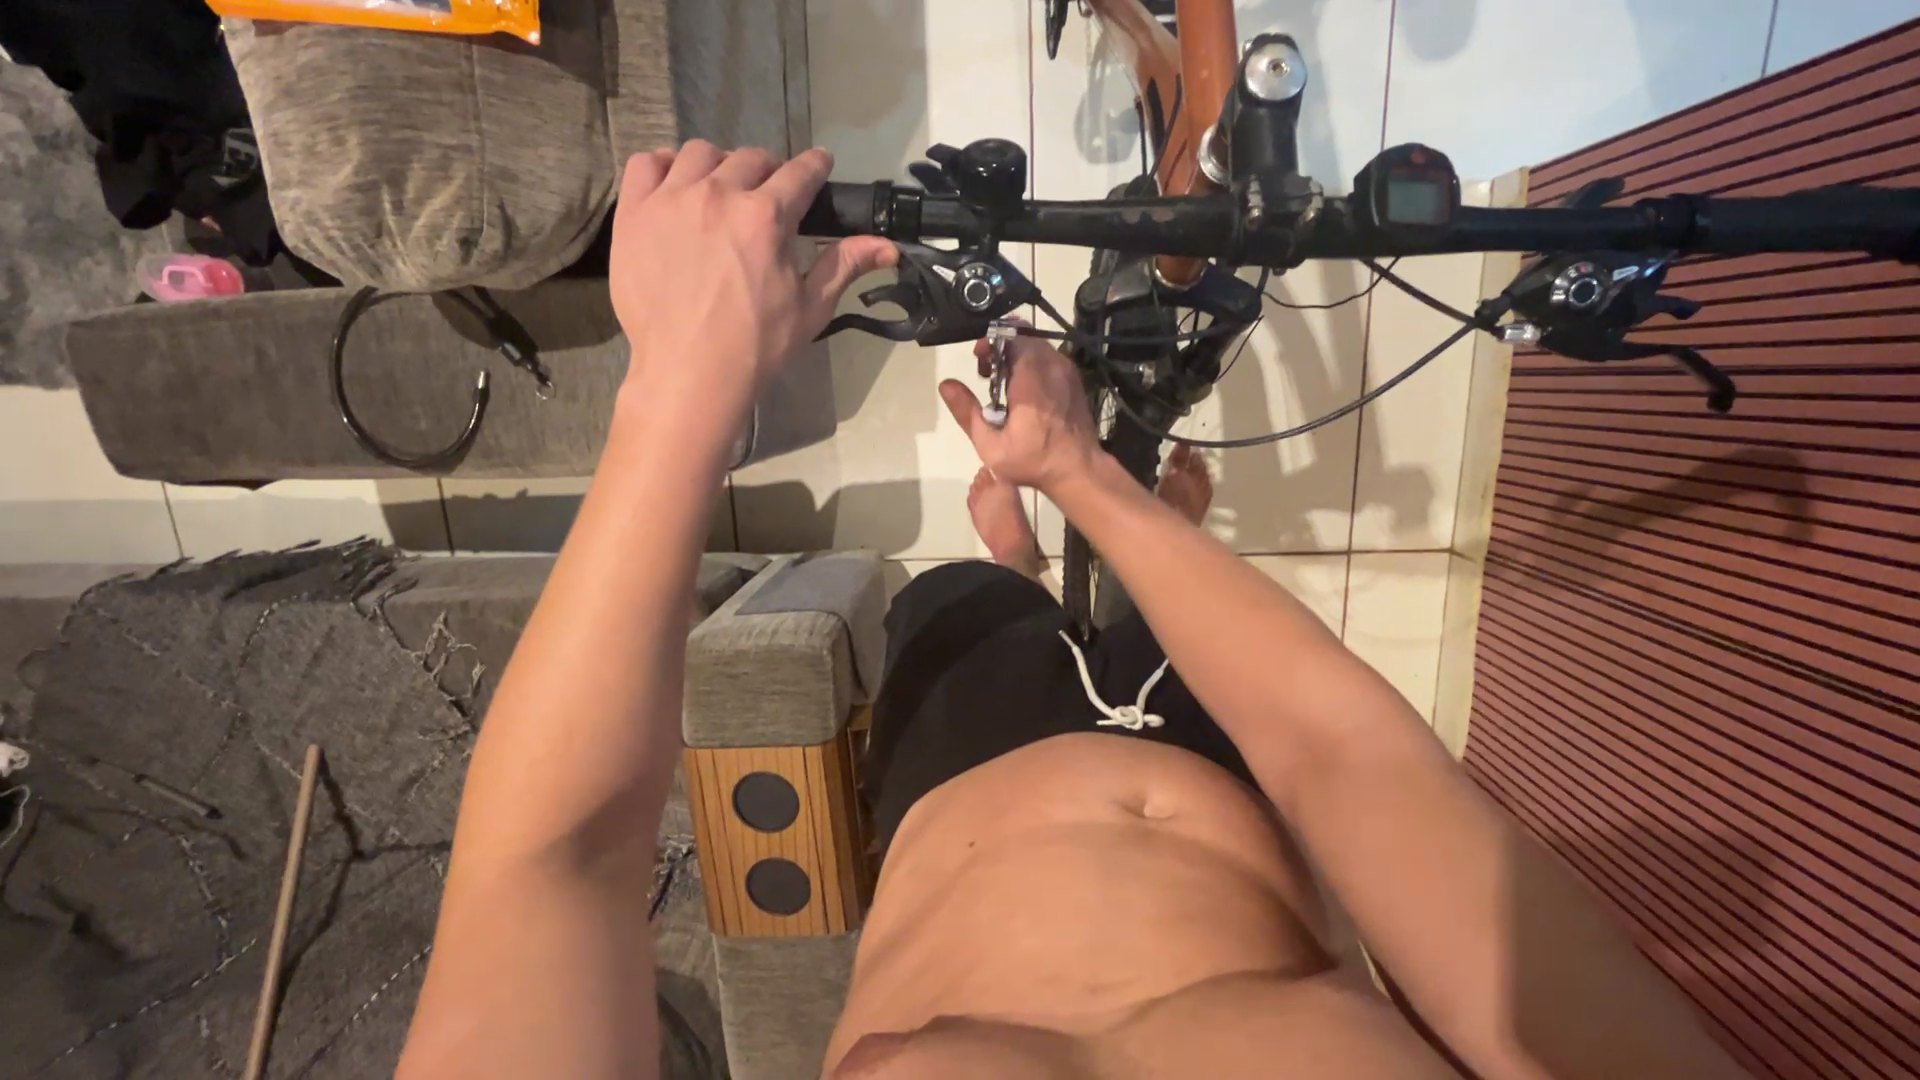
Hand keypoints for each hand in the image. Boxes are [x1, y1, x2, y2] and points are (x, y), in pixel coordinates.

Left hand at [608, 142, 896, 423]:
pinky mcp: (634, 214)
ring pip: (699, 154)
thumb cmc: (757, 346)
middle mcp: (718, 194)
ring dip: (719, 166)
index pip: (799, 173)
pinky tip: (675, 187)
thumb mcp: (810, 308)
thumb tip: (888, 246)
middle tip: (769, 195)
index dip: (815, 166)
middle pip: (750, 158)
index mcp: (767, 216)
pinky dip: (664, 167)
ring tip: (722, 191)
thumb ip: (844, 265)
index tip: (820, 165)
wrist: (689, 372)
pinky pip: (645, 164)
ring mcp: (670, 200)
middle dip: (768, 171)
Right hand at [939, 332, 1100, 491]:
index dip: (991, 342)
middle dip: (1001, 347)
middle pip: (1024, 338)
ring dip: (1017, 355)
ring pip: (1038, 346)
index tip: (979, 360)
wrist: (1078, 471)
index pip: (1012, 338)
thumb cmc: (1032, 461)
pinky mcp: (1075, 380)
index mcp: (1031, 380)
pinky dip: (1033, 364)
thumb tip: (946, 384)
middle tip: (986, 372)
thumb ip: (966, 412)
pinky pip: (1050, 358)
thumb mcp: (991, 445)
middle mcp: (1053, 368)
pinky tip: (1024, 388)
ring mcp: (1067, 372)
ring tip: (1003, 381)